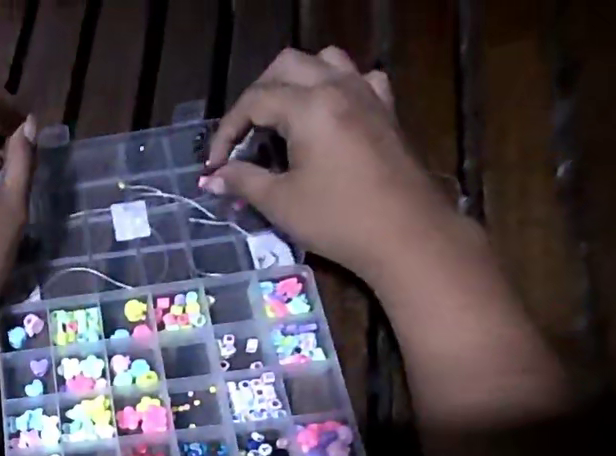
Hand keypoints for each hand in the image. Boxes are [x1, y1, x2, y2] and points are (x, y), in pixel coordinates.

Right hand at [203, 48, 460, 277]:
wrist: (402, 232)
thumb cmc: (336, 219)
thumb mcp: (281, 203)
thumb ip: (244, 182)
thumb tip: (213, 177)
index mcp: (309, 106)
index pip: (255, 100)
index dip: (227, 130)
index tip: (214, 165)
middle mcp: (338, 86)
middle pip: (286, 66)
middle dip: (256, 97)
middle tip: (243, 137)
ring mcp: (366, 92)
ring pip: (324, 62)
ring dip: (295, 82)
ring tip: (282, 119)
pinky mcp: (385, 109)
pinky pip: (357, 78)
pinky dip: (334, 88)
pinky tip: (328, 116)